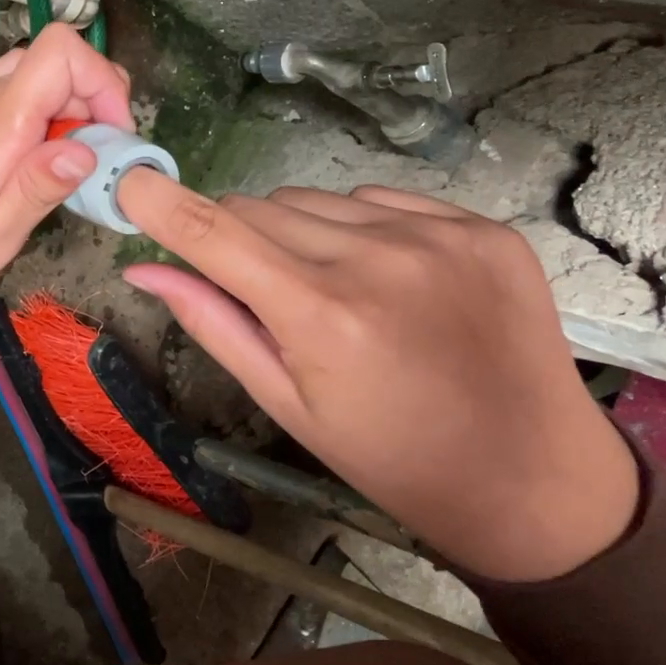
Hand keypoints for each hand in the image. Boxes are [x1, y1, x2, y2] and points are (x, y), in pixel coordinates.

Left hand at [0, 23, 131, 319]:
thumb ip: (37, 189)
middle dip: (94, 99)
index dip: (102, 79)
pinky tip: (35, 165)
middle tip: (98, 161)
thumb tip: (88, 149)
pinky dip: (40, 117)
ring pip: (34, 75)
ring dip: (68, 109)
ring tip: (69, 166)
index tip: (112, 136)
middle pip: (54, 59)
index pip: (58, 51)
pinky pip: (11, 97)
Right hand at [117, 174, 638, 581]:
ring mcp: (440, 235)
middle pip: (256, 208)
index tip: (128, 184)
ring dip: (295, 232)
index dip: (159, 201)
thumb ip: (209, 321)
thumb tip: (141, 269)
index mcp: (323, 315)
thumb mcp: (283, 400)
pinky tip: (385, 277)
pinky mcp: (482, 227)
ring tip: (333, 289)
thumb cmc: (388, 454)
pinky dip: (357, 228)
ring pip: (311, 200)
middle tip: (261, 292)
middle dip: (234, 238)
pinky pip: (375, 199)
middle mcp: (380, 259)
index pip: (212, 232)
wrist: (537, 480)